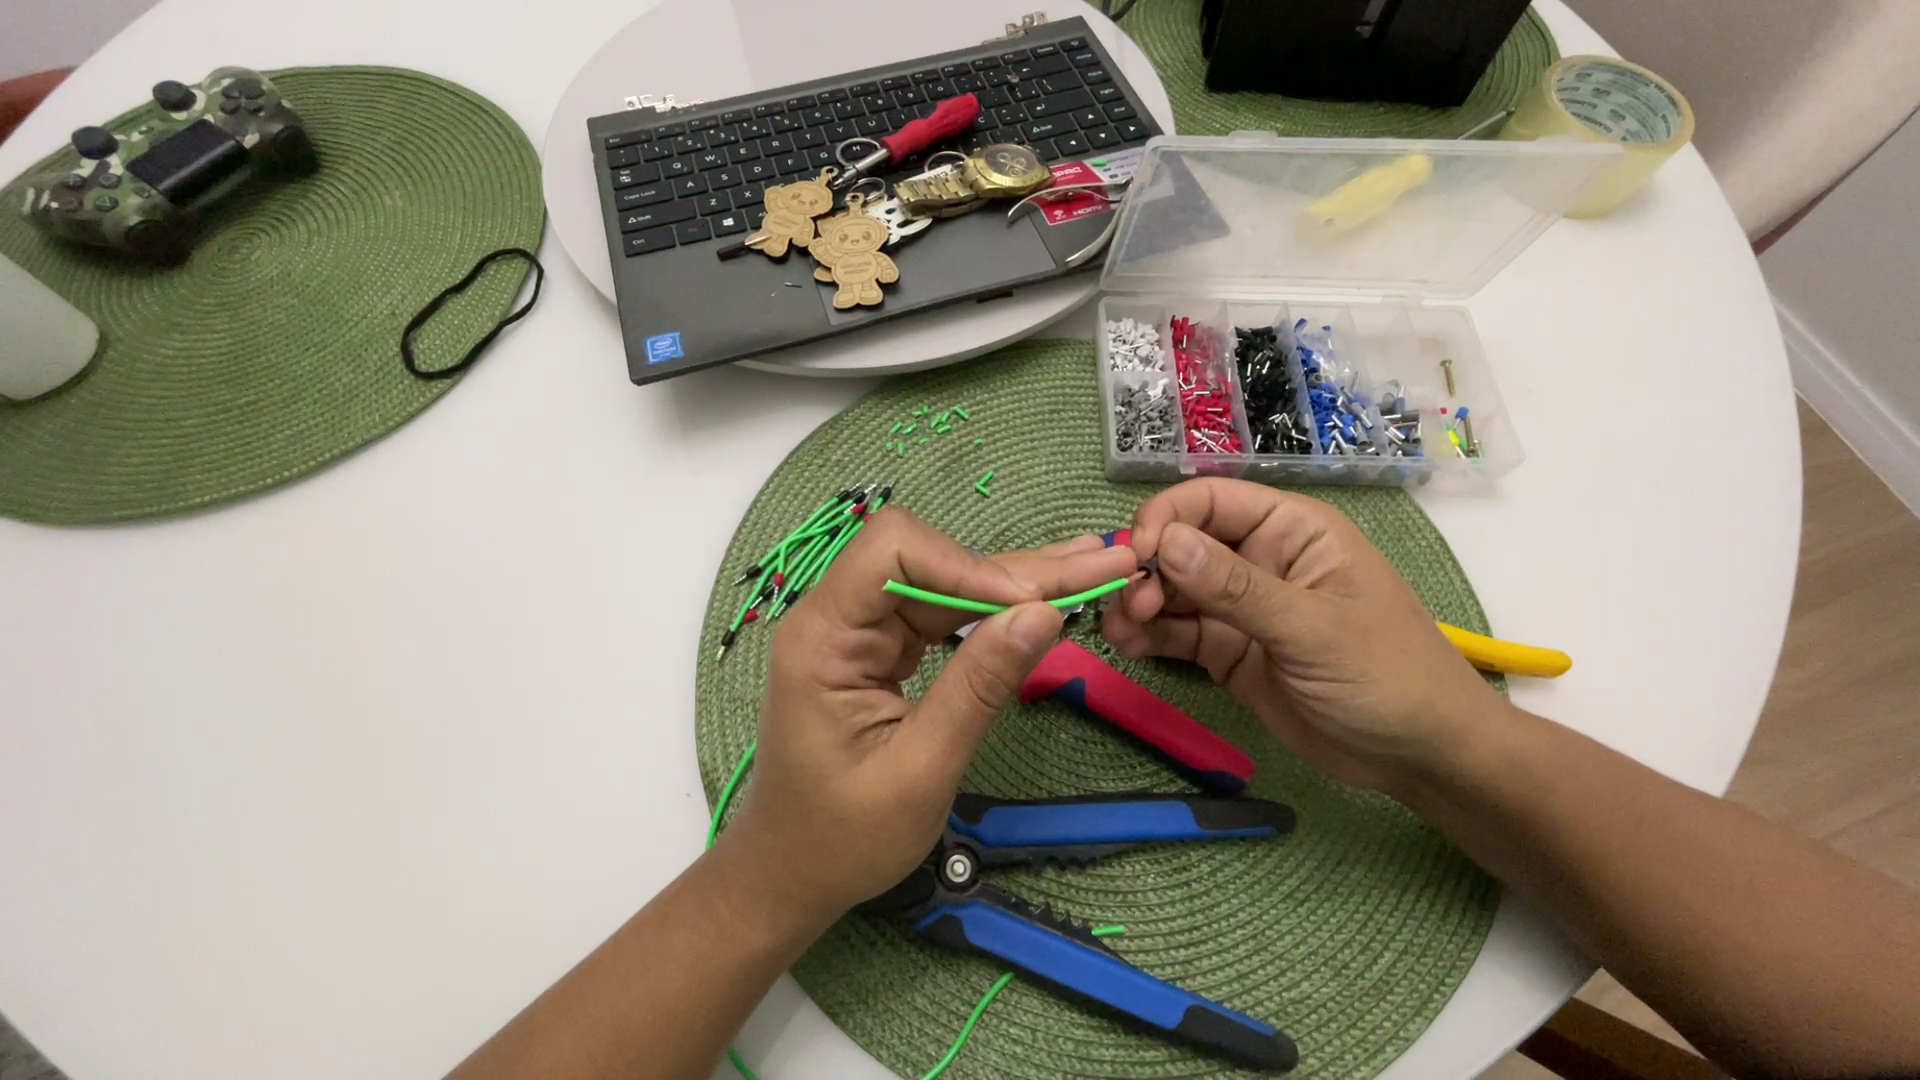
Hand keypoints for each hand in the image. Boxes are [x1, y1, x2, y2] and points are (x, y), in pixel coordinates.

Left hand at [720, 509, 1137, 927]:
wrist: (792, 873)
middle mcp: (838, 616)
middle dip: (1017, 568)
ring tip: (1092, 566)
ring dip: (1018, 581)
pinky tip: (1047, 596)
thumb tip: (1045, 614)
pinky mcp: (883, 647)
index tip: (1035, 603)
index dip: (968, 564)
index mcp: (822, 637)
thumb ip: (979, 688)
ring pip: (947, 580)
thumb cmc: (843, 838)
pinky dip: (998, 608)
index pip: (893, 552)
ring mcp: (862, 629)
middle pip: (931, 559)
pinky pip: (945, 612)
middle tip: (1101, 561)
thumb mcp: (920, 771)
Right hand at [1101, 478, 1504, 794]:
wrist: (1418, 758)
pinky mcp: (1227, 650)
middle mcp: (1258, 559)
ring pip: (1172, 590)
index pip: (1212, 502)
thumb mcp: (1312, 629)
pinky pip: (1178, 632)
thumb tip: (1165, 543)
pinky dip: (1148, 636)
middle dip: (1147, 568)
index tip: (1136, 553)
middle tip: (1126, 605)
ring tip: (1117, 629)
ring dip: (1139, 603)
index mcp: (1291, 531)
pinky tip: (1128, 646)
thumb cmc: (1386, 675)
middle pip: (1183, 545)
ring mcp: (1240, 608)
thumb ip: (1236, 588)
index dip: (1168, 518)